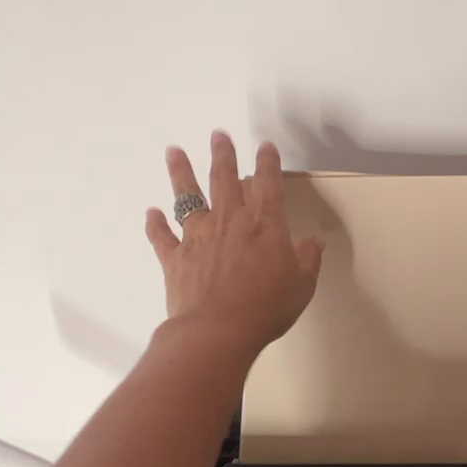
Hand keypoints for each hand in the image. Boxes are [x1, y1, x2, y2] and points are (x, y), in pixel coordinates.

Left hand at [145, 132, 323, 353]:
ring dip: (181, 173)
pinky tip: (151, 213)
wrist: (217, 331)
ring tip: (173, 151)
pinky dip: (156, 225)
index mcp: (264, 223)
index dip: (268, 162)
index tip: (265, 146)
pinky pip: (162, 237)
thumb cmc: (267, 307)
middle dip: (223, 154)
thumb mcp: (302, 284)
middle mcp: (229, 221)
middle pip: (224, 179)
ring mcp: (198, 237)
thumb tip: (314, 243)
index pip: (267, 183)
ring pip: (187, 197)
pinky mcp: (175, 258)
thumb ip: (308, 259)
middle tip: (218, 134)